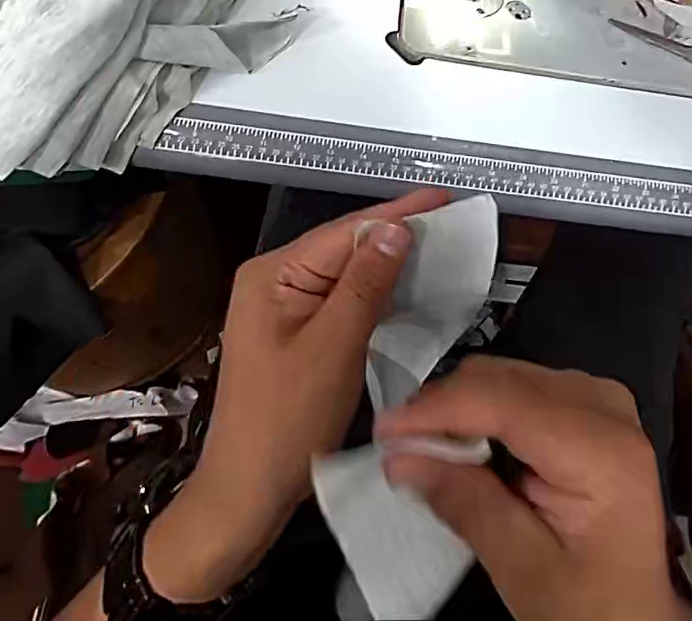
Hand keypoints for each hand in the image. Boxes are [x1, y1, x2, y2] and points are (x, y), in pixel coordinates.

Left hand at [142, 187, 451, 602]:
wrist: (247, 493)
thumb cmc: (286, 422)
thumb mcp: (333, 347)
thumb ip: (365, 283)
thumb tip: (396, 229)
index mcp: (272, 274)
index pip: (345, 232)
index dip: (397, 213)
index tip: (440, 197)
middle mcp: (273, 278)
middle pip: (343, 245)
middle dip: (394, 232)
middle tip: (445, 217)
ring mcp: (282, 304)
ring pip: (344, 270)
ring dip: (387, 259)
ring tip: (433, 241)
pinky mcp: (295, 327)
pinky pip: (341, 295)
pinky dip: (373, 288)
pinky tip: (401, 281)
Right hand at [378, 357, 687, 620]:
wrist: (638, 614)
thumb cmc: (590, 603)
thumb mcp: (524, 570)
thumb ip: (464, 504)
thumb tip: (400, 457)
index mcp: (602, 449)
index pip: (507, 402)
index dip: (441, 408)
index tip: (387, 428)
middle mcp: (604, 404)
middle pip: (505, 378)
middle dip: (445, 407)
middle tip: (402, 445)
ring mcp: (599, 395)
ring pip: (506, 373)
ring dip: (461, 405)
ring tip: (430, 447)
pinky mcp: (588, 398)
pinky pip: (519, 382)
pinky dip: (483, 405)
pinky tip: (467, 441)